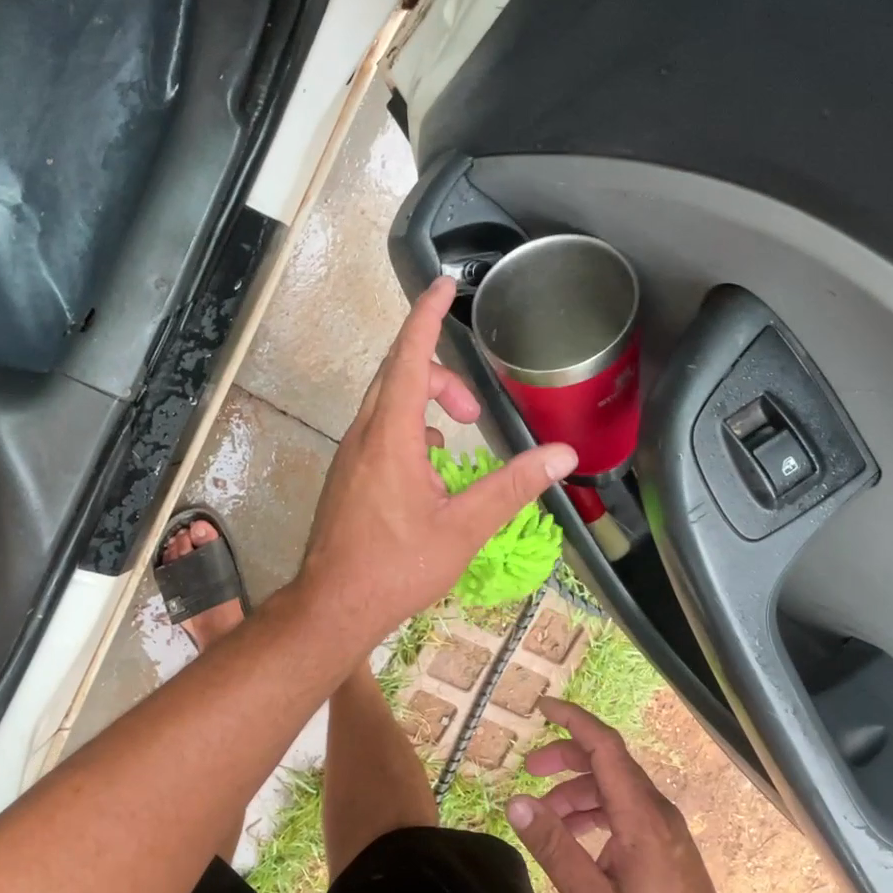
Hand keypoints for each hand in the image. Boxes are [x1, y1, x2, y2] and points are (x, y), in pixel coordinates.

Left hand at [291, 277, 576, 649]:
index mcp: (391, 437)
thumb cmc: (395, 567)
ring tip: (456, 436)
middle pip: (397, 375)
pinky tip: (430, 468)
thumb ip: (511, 486)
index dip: (428, 316)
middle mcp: (364, 435)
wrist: (332, 606)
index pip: (409, 357)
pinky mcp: (347, 476)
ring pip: (385, 404)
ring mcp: (350, 456)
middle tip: (472, 409)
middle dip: (439, 374)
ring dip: (423, 403)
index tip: (443, 285)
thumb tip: (561, 455)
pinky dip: (407, 430)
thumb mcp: (463, 527)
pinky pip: (378, 430)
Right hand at [508, 699, 780, 892]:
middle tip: (528, 771)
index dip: (573, 719)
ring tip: (545, 818)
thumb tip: (516, 802)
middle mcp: (658, 813)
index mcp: (642, 818)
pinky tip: (576, 841)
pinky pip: (627, 813)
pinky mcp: (668, 849)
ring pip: (616, 790)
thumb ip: (554, 849)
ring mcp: (667, 831)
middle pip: (609, 763)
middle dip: (565, 758)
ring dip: (578, 793)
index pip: (606, 747)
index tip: (541, 706)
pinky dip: (596, 815)